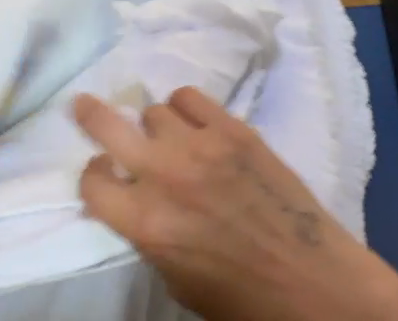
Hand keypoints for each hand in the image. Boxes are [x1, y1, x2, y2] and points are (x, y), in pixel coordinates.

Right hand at [74, 87, 397, 320]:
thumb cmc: (242, 301)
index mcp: (146, 224)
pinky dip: (185, 108)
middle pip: (106, 125)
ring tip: (170, 140)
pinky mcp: (233, 130)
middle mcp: (164, 177)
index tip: (102, 176)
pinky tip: (193, 123)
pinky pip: (189, 97)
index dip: (93, 178)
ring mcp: (200, 147)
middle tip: (82, 105)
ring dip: (156, 128)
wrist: (314, 285)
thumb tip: (134, 199)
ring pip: (154, 111)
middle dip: (89, 114)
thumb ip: (147, 234)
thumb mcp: (176, 280)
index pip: (91, 183)